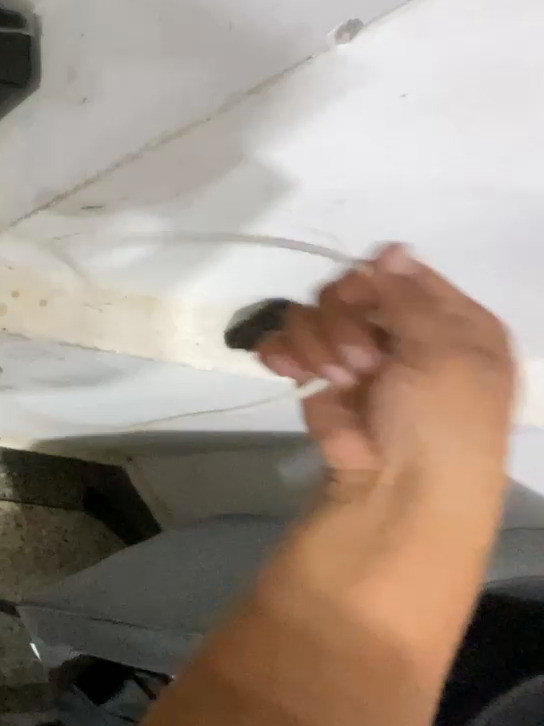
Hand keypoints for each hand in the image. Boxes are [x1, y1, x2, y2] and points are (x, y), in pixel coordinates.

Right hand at [254, 245, 514, 491]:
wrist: (395, 478)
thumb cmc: (441, 419)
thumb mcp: (445, 354)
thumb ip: (411, 299)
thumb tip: (389, 247)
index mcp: (446, 320)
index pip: (396, 274)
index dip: (372, 285)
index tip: (365, 304)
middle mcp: (396, 329)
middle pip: (343, 291)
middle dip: (342, 324)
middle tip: (362, 361)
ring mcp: (349, 350)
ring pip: (307, 315)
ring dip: (316, 346)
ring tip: (336, 379)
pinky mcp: (310, 371)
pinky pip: (279, 341)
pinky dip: (280, 354)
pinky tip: (292, 372)